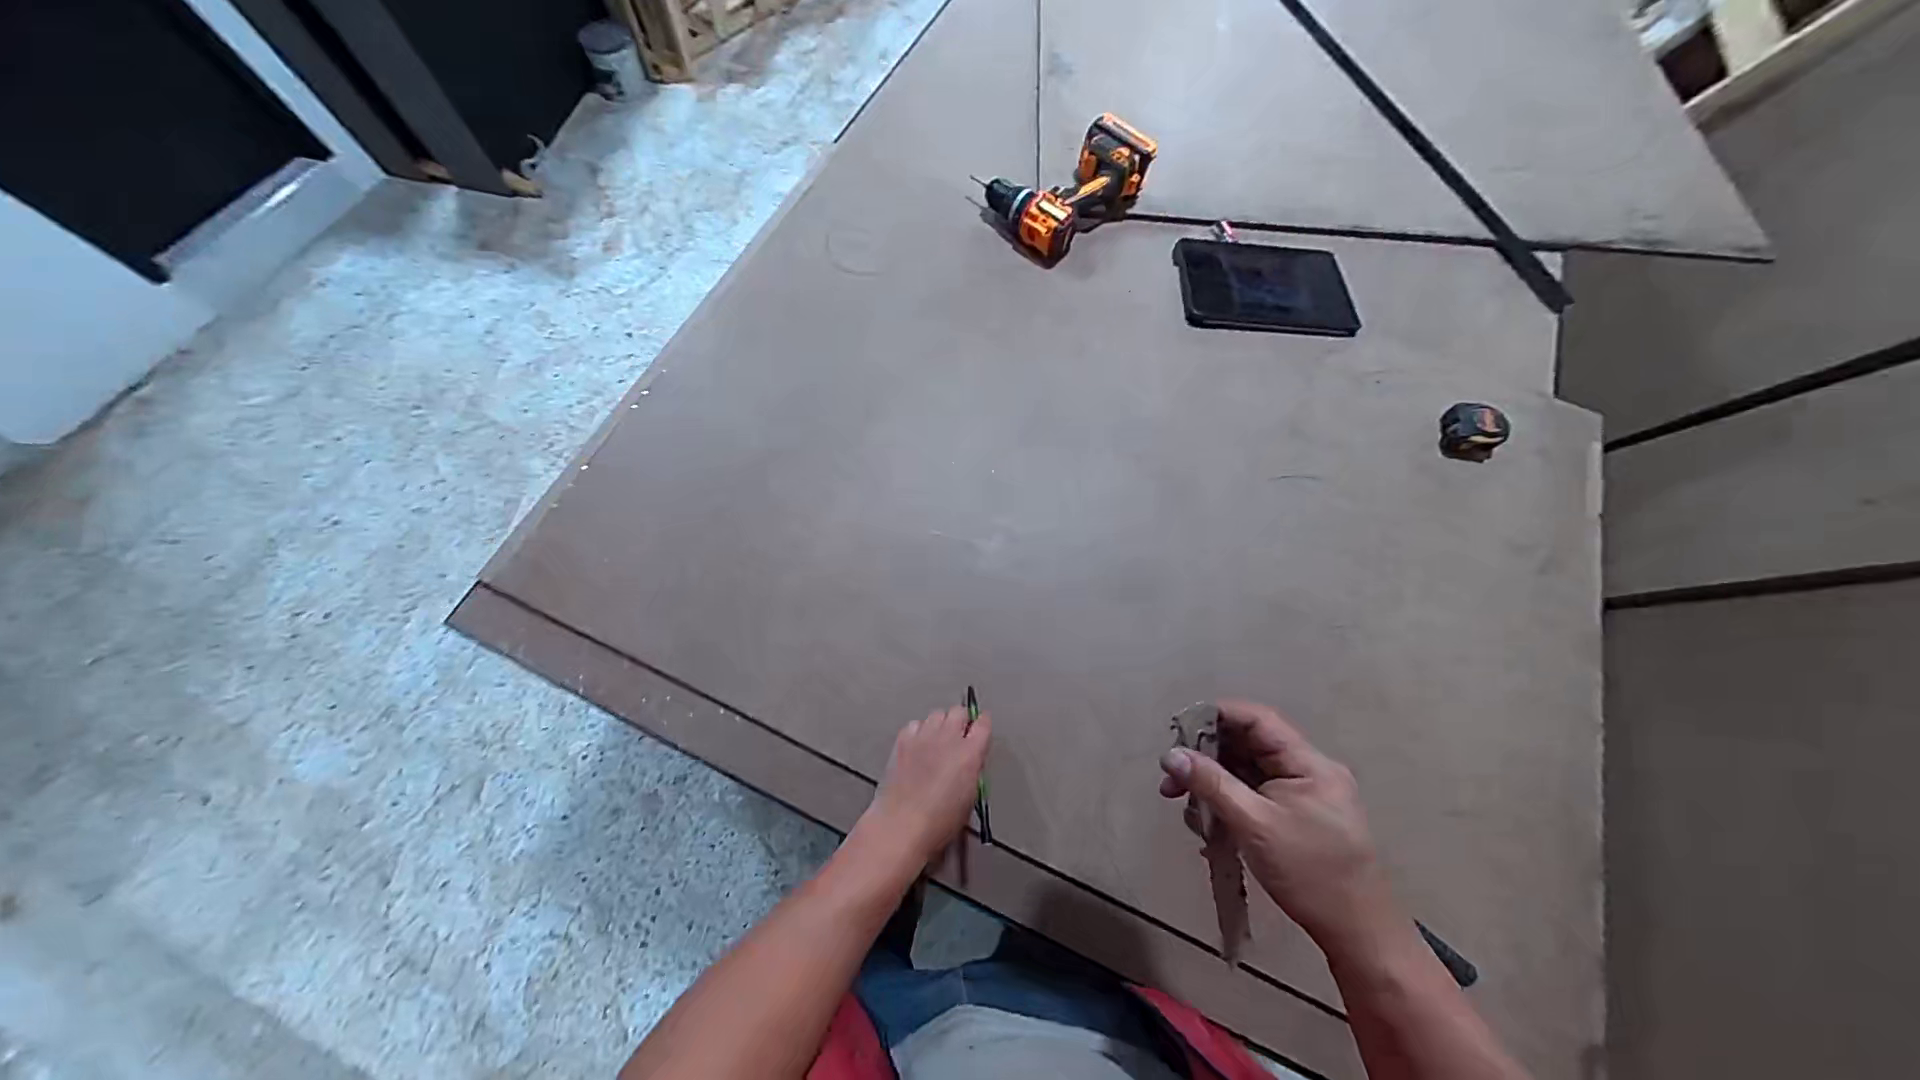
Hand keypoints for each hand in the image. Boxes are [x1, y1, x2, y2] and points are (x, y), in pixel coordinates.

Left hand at [861, 705, 991, 866]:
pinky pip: (915, 724)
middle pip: (959, 711)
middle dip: (961, 720)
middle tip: (959, 733)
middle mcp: (948, 738)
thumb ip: (972, 769)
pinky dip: (919, 731)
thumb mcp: (970, 797)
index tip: (981, 726)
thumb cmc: (937, 821)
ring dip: (940, 724)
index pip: (983, 724)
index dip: (982, 724)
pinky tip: (918, 745)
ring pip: (937, 714)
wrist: (903, 823)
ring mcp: (924, 736)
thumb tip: (970, 762)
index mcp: (970, 753)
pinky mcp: (903, 741)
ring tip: (938, 740)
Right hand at [1159, 699, 1398, 953]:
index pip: (1257, 719)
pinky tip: (1206, 820)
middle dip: (1206, 756)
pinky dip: (1226, 801)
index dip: (1216, 716)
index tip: (1178, 731)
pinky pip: (1253, 793)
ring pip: (1246, 770)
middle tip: (1172, 777)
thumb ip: (1211, 784)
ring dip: (1212, 782)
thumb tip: (1170, 754)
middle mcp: (1308, 770)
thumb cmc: (1310, 874)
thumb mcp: (1254, 824)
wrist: (1359, 935)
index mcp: (1309, 764)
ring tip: (1182, 803)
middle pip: (1248, 744)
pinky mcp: (1295, 816)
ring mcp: (1302, 794)